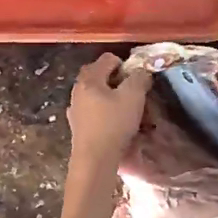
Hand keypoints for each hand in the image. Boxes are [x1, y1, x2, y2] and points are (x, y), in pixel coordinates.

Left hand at [66, 54, 151, 169]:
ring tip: (128, 112)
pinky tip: (116, 126)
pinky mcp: (77, 125)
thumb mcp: (133, 96)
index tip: (137, 81)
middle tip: (134, 95)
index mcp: (89, 78)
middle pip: (101, 76)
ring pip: (97, 94)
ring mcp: (75, 108)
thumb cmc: (114, 124)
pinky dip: (106, 113)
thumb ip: (139, 78)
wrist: (94, 159)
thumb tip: (141, 72)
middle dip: (119, 82)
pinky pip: (94, 111)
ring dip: (113, 99)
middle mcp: (78, 89)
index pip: (108, 58)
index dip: (126, 65)